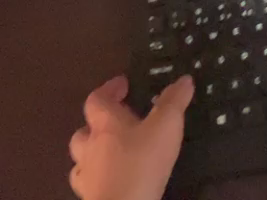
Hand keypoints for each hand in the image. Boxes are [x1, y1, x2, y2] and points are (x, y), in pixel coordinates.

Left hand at [68, 74, 192, 199]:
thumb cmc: (141, 162)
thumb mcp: (166, 126)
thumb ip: (174, 101)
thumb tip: (184, 79)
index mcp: (106, 123)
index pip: (97, 99)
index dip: (108, 89)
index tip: (122, 84)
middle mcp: (90, 147)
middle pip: (83, 131)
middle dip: (96, 125)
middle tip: (116, 123)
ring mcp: (87, 176)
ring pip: (81, 160)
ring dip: (93, 155)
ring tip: (112, 155)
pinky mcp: (90, 199)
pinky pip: (89, 186)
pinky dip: (99, 181)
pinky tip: (114, 181)